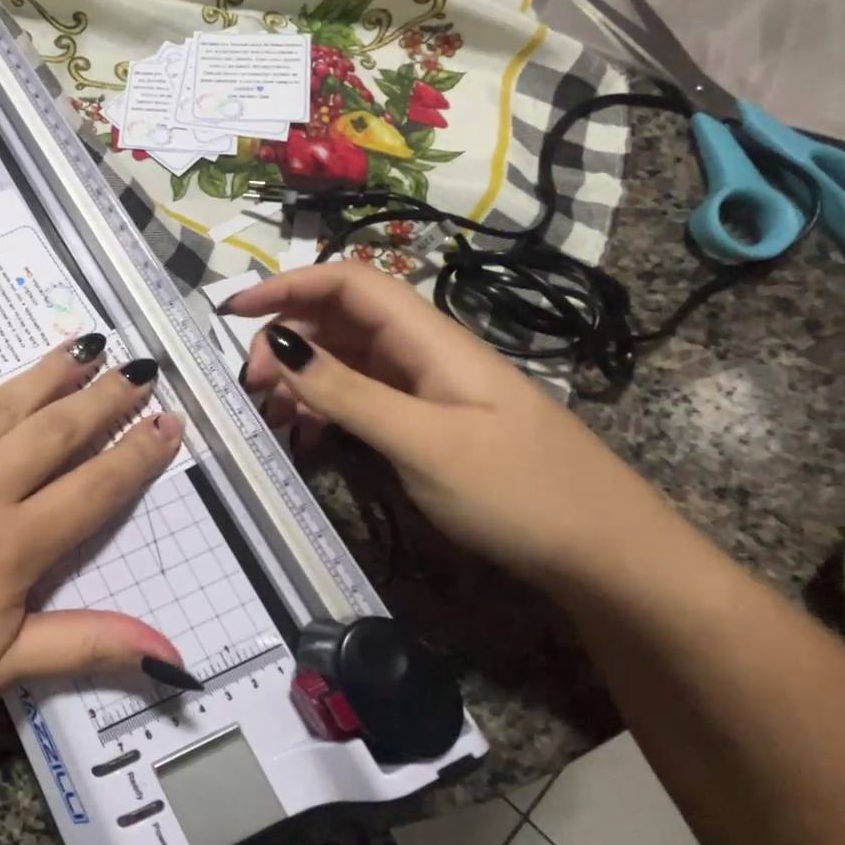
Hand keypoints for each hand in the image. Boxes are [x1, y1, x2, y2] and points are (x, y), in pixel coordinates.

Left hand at [0, 300, 187, 754]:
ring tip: (81, 344)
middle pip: (53, 434)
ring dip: (42, 374)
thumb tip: (173, 652)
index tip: (171, 421)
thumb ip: (88, 645)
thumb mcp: (5, 669)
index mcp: (14, 544)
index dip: (138, 454)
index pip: (94, 488)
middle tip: (138, 368)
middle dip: (103, 399)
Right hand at [221, 262, 665, 586]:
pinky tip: (307, 433)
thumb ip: (346, 392)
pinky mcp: (424, 423)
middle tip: (255, 387)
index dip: (289, 284)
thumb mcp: (424, 444)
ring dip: (299, 376)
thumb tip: (277, 343)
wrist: (612, 561)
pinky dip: (323, 406)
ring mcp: (425, 389)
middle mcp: (424, 354)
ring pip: (343, 358)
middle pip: (339, 318)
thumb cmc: (523, 495)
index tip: (233, 310)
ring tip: (276, 416)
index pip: (351, 283)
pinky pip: (358, 397)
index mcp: (433, 341)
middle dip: (285, 338)